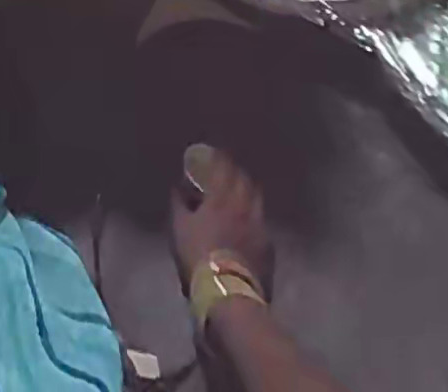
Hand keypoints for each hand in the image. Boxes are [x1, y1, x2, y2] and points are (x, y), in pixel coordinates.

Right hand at [170, 144, 267, 279]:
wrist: (228, 294)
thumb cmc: (198, 255)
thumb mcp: (179, 226)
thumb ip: (179, 203)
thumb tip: (179, 188)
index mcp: (223, 198)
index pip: (224, 169)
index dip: (220, 159)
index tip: (214, 153)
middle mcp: (245, 207)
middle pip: (246, 182)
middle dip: (236, 173)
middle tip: (227, 171)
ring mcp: (261, 228)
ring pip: (257, 202)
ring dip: (247, 193)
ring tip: (239, 194)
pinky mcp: (269, 249)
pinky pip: (261, 223)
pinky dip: (253, 216)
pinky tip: (247, 223)